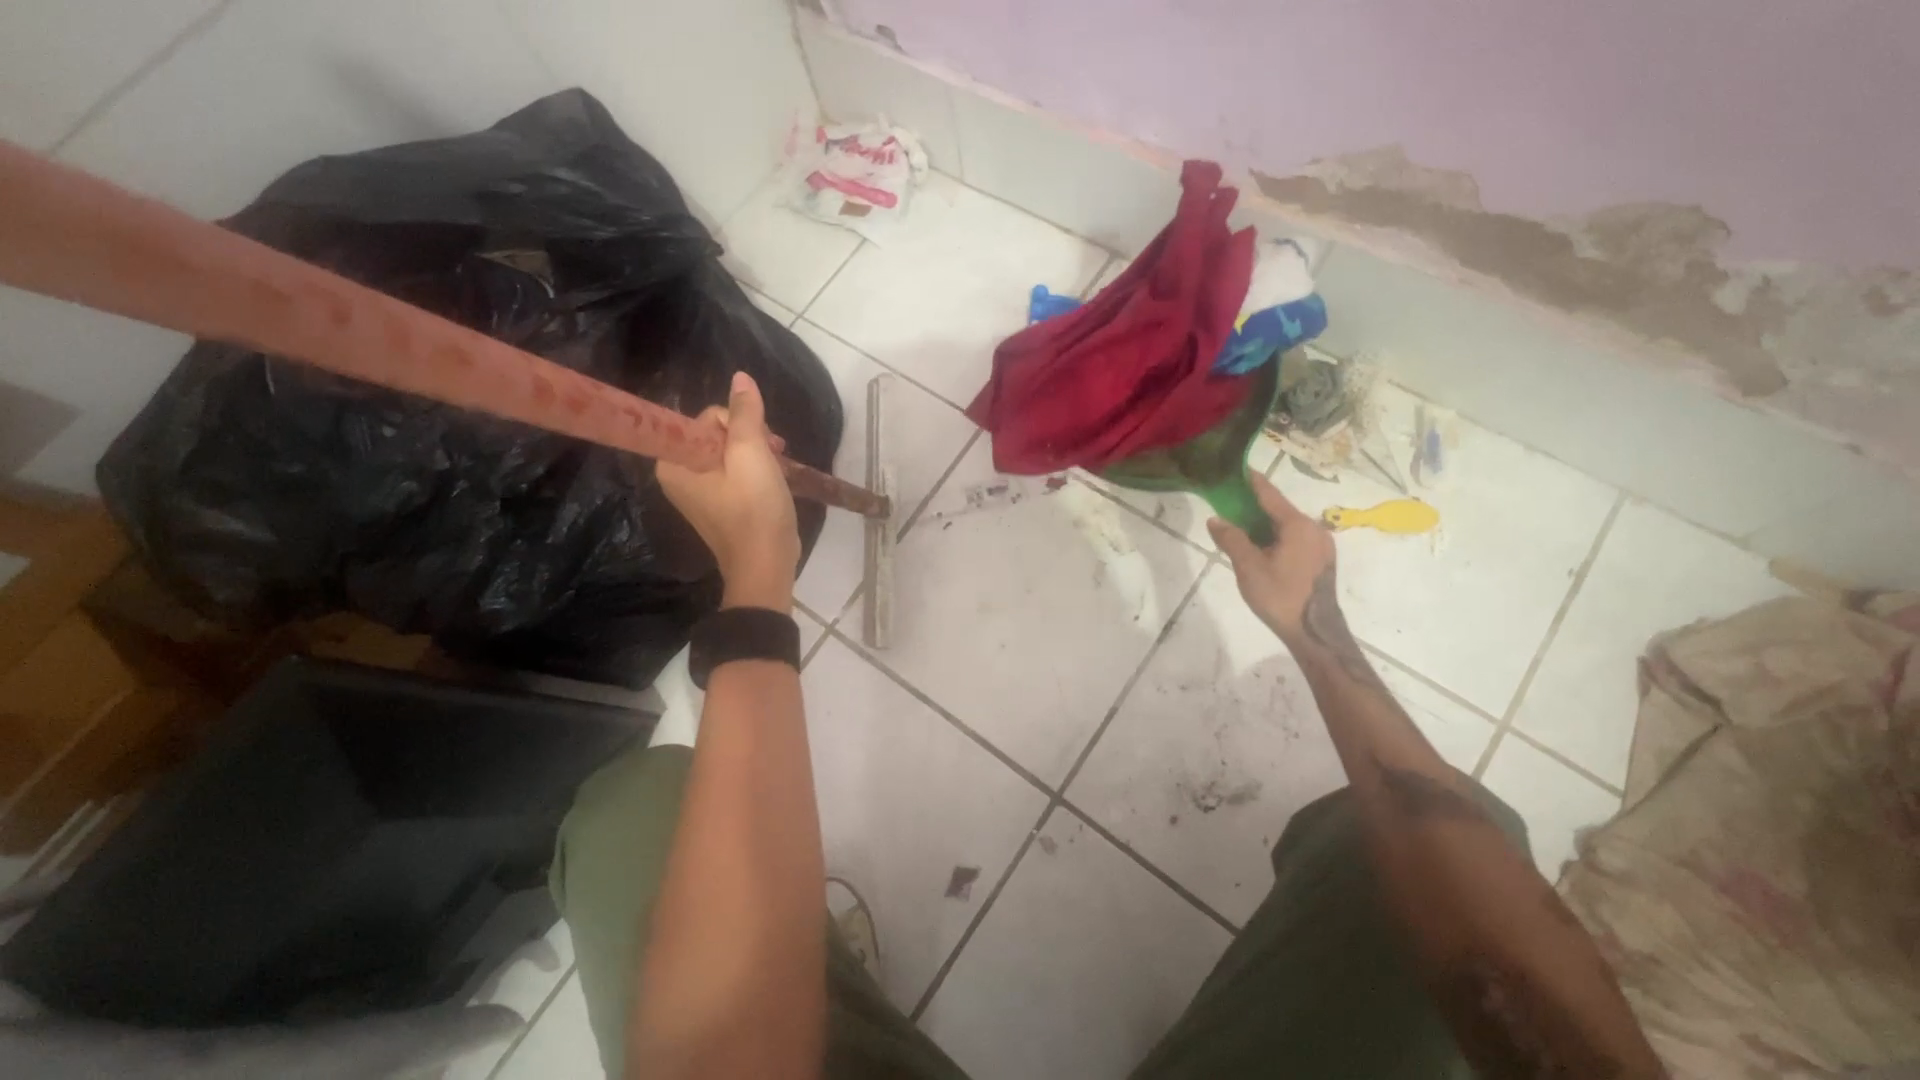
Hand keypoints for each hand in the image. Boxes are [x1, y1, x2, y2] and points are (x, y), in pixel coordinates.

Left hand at [658, 372, 799, 612]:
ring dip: (755, 452)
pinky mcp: (716, 503)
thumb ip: (745, 414)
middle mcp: (677, 474)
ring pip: (726, 452)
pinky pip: (731, 471)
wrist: (766, 565)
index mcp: (673, 463)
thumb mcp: (752, 454)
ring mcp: (696, 491)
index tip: (757, 440)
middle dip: (747, 437)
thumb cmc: (755, 509)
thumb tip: (740, 377)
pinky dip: (753, 470)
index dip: (733, 422)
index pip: (702, 418)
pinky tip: (773, 479)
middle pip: (714, 433)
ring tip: (778, 467)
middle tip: (773, 453)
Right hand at [1207, 472, 1336, 642]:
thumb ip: (1232, 539)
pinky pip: (1295, 540)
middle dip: (1255, 506)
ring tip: (1241, 527)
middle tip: (1230, 503)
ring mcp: (1321, 546)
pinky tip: (1260, 548)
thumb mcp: (1249, 567)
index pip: (1270, 494)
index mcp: (1298, 525)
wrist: (1314, 632)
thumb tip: (1216, 520)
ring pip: (1288, 527)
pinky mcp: (1322, 561)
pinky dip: (1276, 538)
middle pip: (1280, 510)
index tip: (1237, 467)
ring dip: (1265, 525)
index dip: (1252, 481)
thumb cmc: (1281, 597)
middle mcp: (1314, 529)